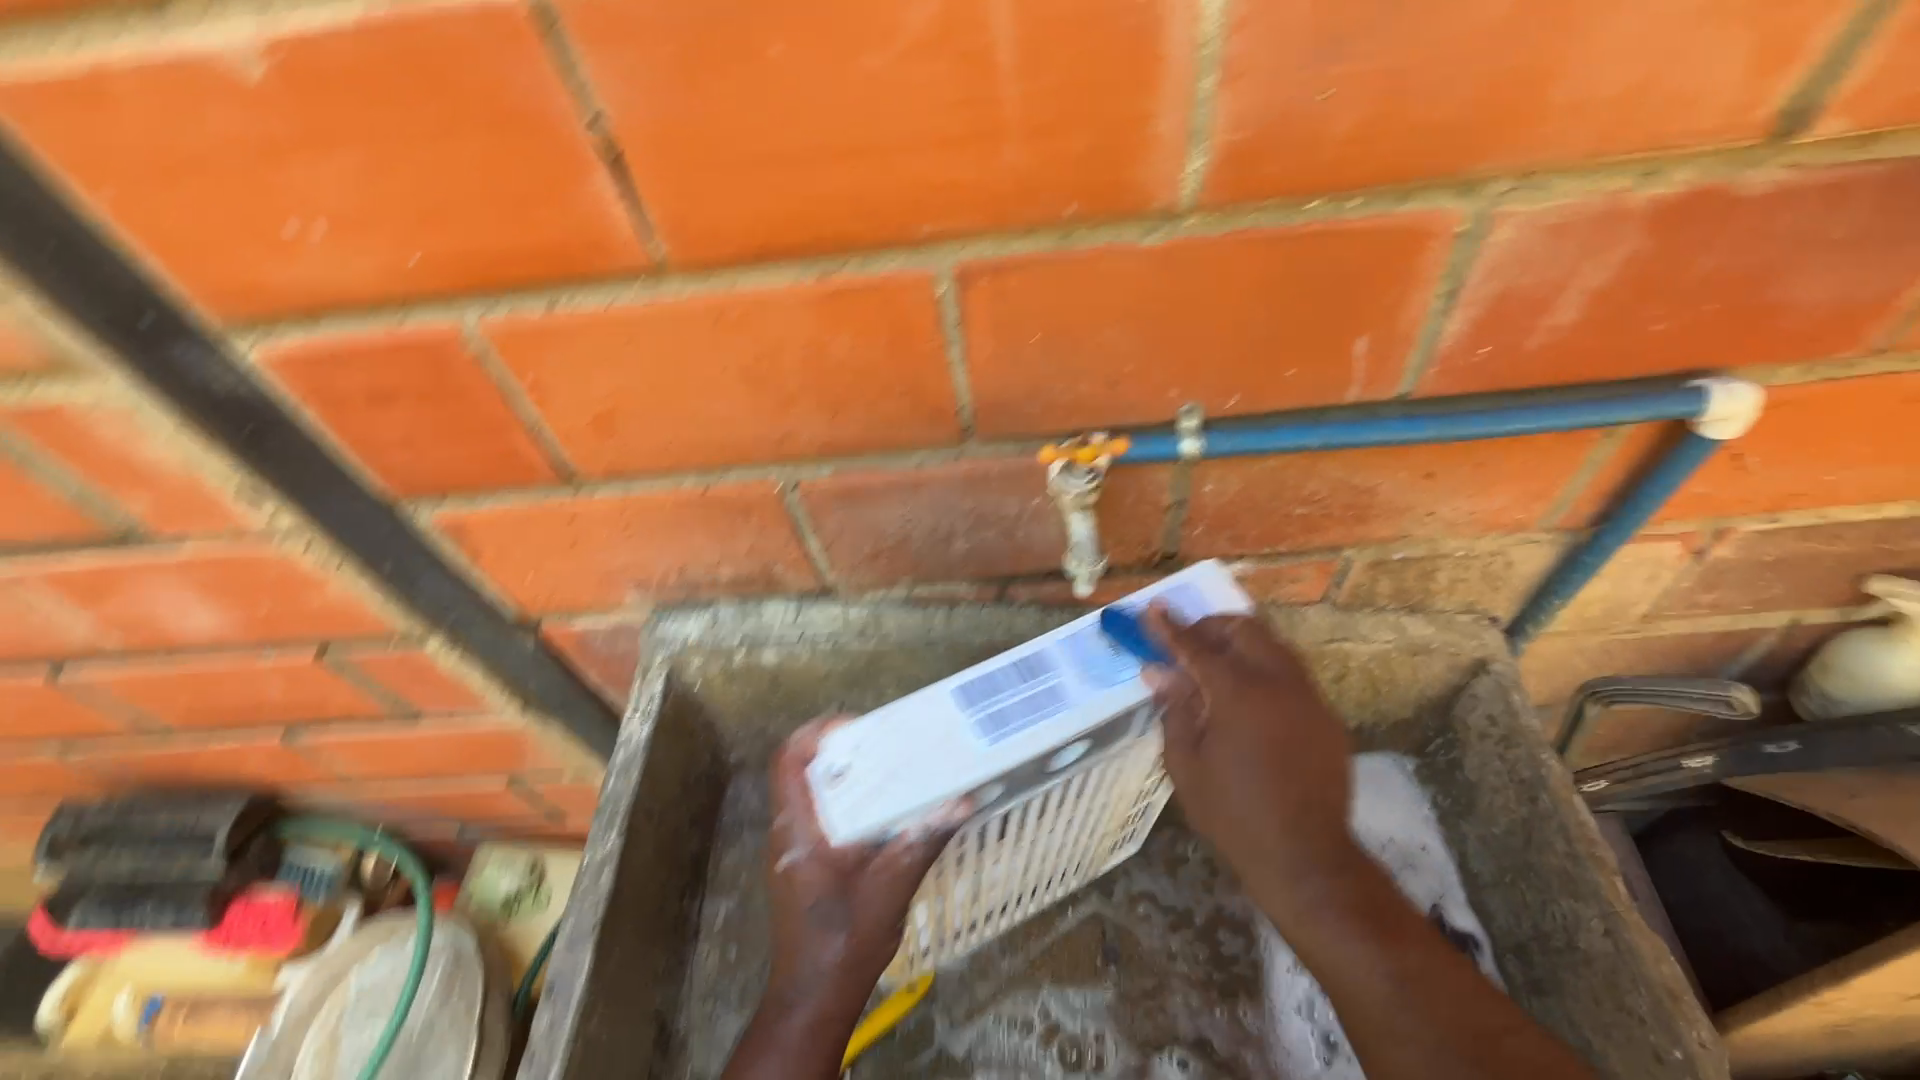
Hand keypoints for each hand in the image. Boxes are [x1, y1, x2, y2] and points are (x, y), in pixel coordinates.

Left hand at [762, 716, 964, 1015]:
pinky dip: (845, 805)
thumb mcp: (892, 886)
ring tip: (889, 773)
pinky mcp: (802, 868)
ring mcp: (792, 852)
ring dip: (844, 779)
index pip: (788, 760)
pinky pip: (818, 819)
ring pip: (809, 795)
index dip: (817, 733)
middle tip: (885, 746)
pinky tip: (882, 816)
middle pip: (800, 771)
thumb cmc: (845, 938)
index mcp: (798, 829)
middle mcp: (787, 833)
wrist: (815, 997)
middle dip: (840, 751)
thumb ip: (923, 839)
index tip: (859, 728)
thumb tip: (962, 801)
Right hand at [1142, 607, 1362, 919]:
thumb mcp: (1186, 764)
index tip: (1152, 609)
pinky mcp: (1326, 718)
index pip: (1196, 647)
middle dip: (1211, 627)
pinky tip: (1249, 702)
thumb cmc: (1232, 813)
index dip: (1170, 628)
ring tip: (1216, 666)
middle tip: (1187, 643)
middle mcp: (1278, 682)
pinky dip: (1265, 672)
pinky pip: (1292, 677)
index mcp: (1238, 692)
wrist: (1304, 856)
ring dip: (1242, 645)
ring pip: (1274, 647)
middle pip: (1244, 630)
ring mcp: (1309, 698)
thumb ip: (1175, 709)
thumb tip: (1159, 672)